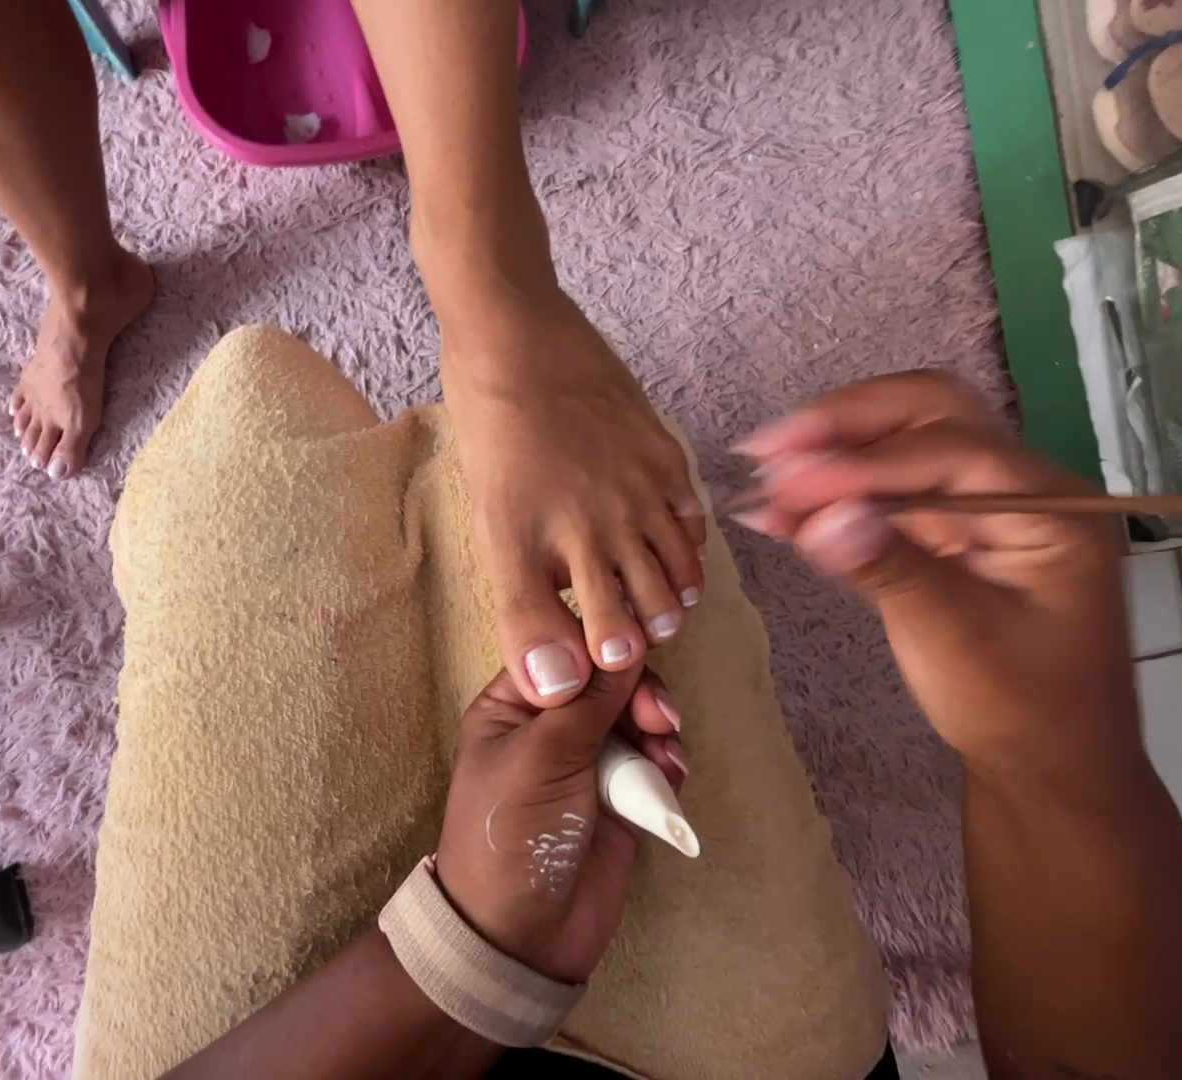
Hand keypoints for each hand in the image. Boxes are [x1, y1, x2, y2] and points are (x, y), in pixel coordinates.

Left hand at [434, 665, 686, 985]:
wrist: (522, 937)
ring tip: (665, 752)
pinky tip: (671, 773)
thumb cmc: (515, 832)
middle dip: (638, 696)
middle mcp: (551, 726)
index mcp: (514, 704)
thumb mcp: (544, 755)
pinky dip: (667, 762)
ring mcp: (587, 762)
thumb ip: (590, 700)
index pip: (568, 653)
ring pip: (636, 720)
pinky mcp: (619, 797)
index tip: (641, 657)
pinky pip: (653, 762)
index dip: (606, 650)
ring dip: (657, 729)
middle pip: (609, 683)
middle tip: (658, 721)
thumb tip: (626, 639)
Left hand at [439, 285, 707, 709]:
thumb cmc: (491, 435)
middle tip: (641, 646)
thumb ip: (524, 608)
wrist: (515, 337)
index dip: (606, 665)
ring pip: (675, 571)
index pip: (602, 641)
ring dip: (670, 600)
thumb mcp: (490, 527)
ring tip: (664, 614)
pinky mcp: (663, 454)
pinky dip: (687, 547)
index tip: (603, 667)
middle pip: (649, 611)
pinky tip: (677, 553)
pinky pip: (691, 519)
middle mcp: (606, 528)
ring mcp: (642, 489)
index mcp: (554, 553)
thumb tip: (557, 686)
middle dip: (645, 637)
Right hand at [731, 372, 1138, 783]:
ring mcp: (974, 506)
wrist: (1043, 759)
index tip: (788, 482)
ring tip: (761, 467)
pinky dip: (829, 494)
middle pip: (930, 414)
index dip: (864, 463)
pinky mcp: (938, 530)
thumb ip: (890, 569)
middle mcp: (1014, 488)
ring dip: (830, 449)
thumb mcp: (956, 640)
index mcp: (1047, 508)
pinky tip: (776, 506)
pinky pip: (879, 493)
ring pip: (899, 443)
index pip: (950, 452)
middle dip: (847, 421)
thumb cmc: (1020, 706)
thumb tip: (819, 517)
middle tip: (772, 446)